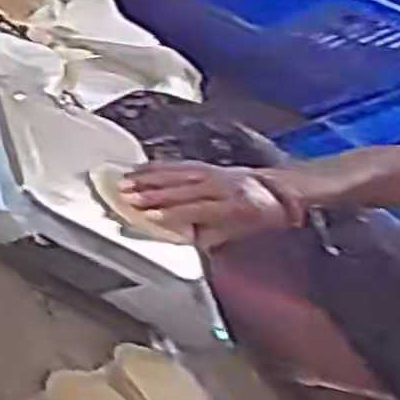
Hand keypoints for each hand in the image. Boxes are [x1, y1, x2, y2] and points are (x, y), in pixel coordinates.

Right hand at [119, 162, 298, 247]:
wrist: (277, 191)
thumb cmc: (256, 218)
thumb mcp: (239, 232)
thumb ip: (208, 234)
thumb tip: (177, 235)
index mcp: (235, 207)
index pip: (198, 209)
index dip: (172, 212)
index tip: (148, 215)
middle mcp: (220, 186)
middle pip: (180, 189)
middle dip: (151, 194)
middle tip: (125, 197)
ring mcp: (210, 172)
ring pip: (172, 174)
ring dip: (145, 179)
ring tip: (122, 183)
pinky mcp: (201, 164)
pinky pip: (173, 164)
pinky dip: (151, 168)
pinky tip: (134, 170)